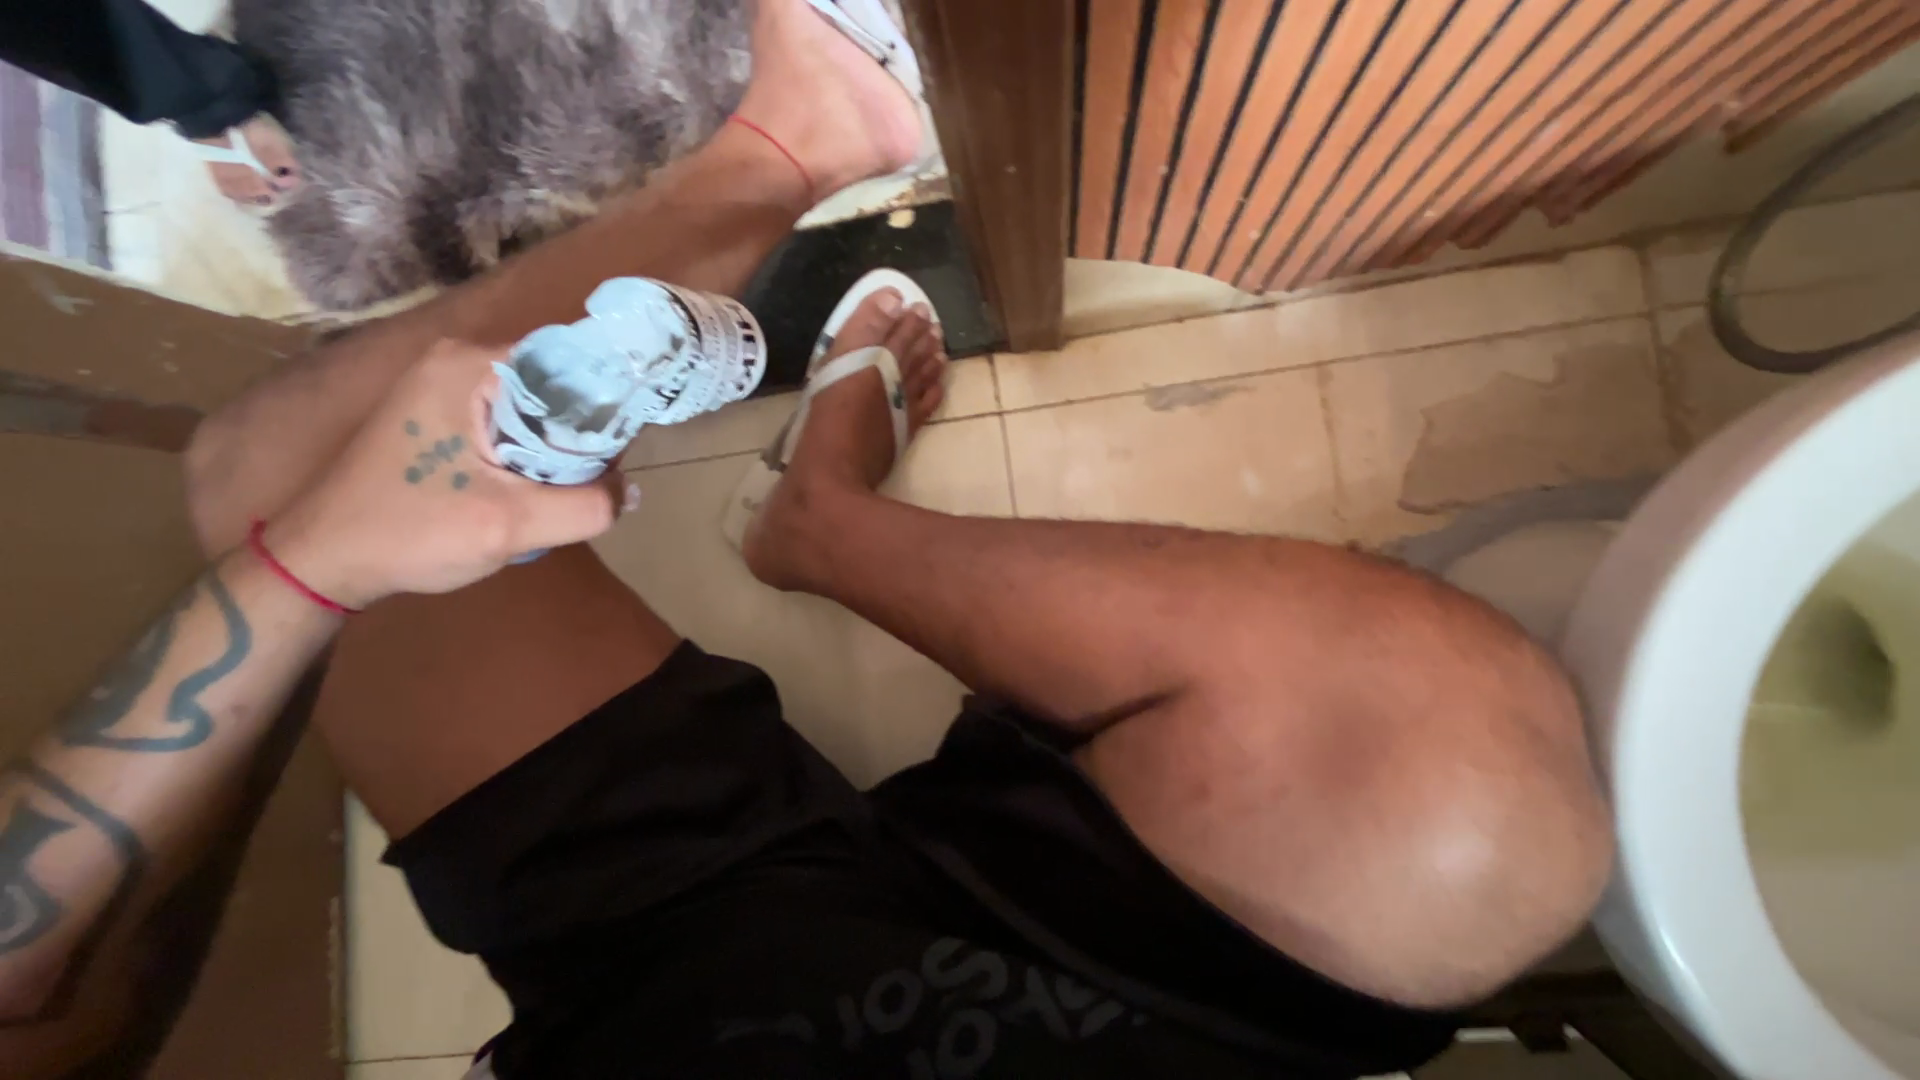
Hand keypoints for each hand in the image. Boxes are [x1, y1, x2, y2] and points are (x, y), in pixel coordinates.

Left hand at [258, 341, 639, 608]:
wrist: (324, 561)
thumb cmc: (411, 532)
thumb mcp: (512, 525)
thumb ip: (588, 506)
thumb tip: (628, 490)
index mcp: (470, 366)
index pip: (572, 360)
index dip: (609, 401)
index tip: (625, 448)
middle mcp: (459, 361)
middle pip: (557, 383)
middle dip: (585, 432)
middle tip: (596, 481)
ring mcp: (447, 386)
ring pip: (538, 407)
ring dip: (561, 448)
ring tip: (567, 491)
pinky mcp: (444, 415)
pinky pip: (514, 421)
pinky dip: (535, 453)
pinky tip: (536, 490)